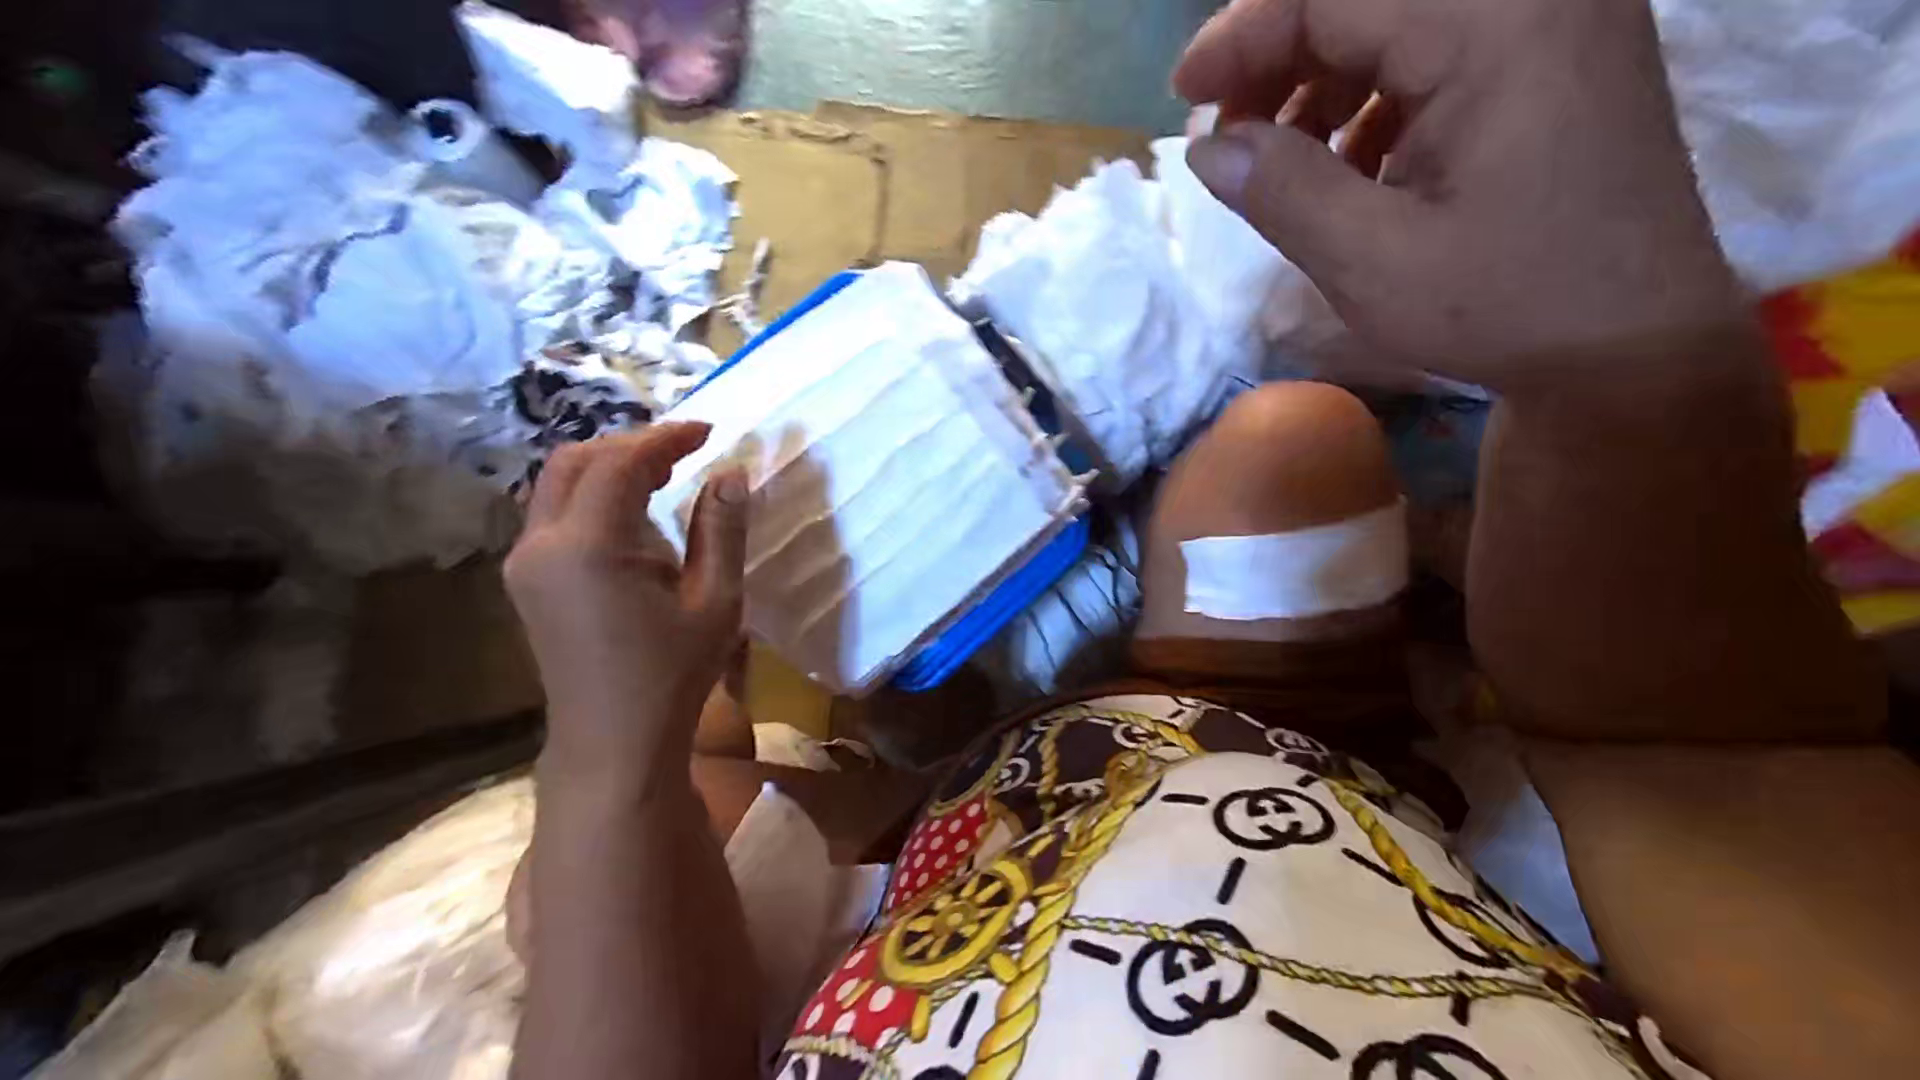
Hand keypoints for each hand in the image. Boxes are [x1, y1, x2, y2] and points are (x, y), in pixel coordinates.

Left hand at [503, 423, 747, 783]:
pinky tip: (633, 517)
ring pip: (557, 484)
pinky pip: (554, 514)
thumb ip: (721, 529)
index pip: (621, 465)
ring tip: (664, 476)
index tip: (708, 431)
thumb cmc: (673, 674)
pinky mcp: (525, 580)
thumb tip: (730, 473)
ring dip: (608, 468)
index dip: (665, 439)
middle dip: (631, 446)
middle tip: (684, 451)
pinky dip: (592, 497)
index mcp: (589, 548)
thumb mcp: (715, 600)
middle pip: (575, 461)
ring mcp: (524, 563)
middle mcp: (541, 545)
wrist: (615, 739)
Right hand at [1176, 0, 1753, 393]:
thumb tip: (1204, 148)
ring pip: (1394, 18)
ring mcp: (1548, 21)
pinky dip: (1366, 97)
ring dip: (1316, 79)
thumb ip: (1281, 192)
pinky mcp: (1545, 60)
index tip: (1183, 95)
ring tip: (1277, 158)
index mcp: (1498, 23)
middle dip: (1276, 54)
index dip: (1244, 34)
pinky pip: (1431, 50)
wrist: (1625, 342)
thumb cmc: (1501, 305)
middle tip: (1226, 132)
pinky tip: (1344, 164)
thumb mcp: (1370, 261)